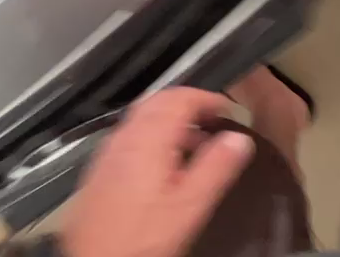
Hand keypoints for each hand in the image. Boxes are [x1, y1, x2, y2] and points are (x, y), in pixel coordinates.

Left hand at [61, 88, 255, 256]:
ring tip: (193, 143)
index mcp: (149, 138)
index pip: (181, 98)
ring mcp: (108, 152)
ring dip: (169, 119)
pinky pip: (129, 136)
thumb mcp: (189, 207)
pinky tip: (161, 165)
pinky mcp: (99, 170)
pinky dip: (151, 135)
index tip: (227, 109)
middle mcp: (125, 136)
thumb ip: (216, 168)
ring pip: (143, 117)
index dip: (207, 99)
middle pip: (160, 101)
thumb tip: (240, 138)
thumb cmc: (144, 239)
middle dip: (188, 104)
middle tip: (212, 120)